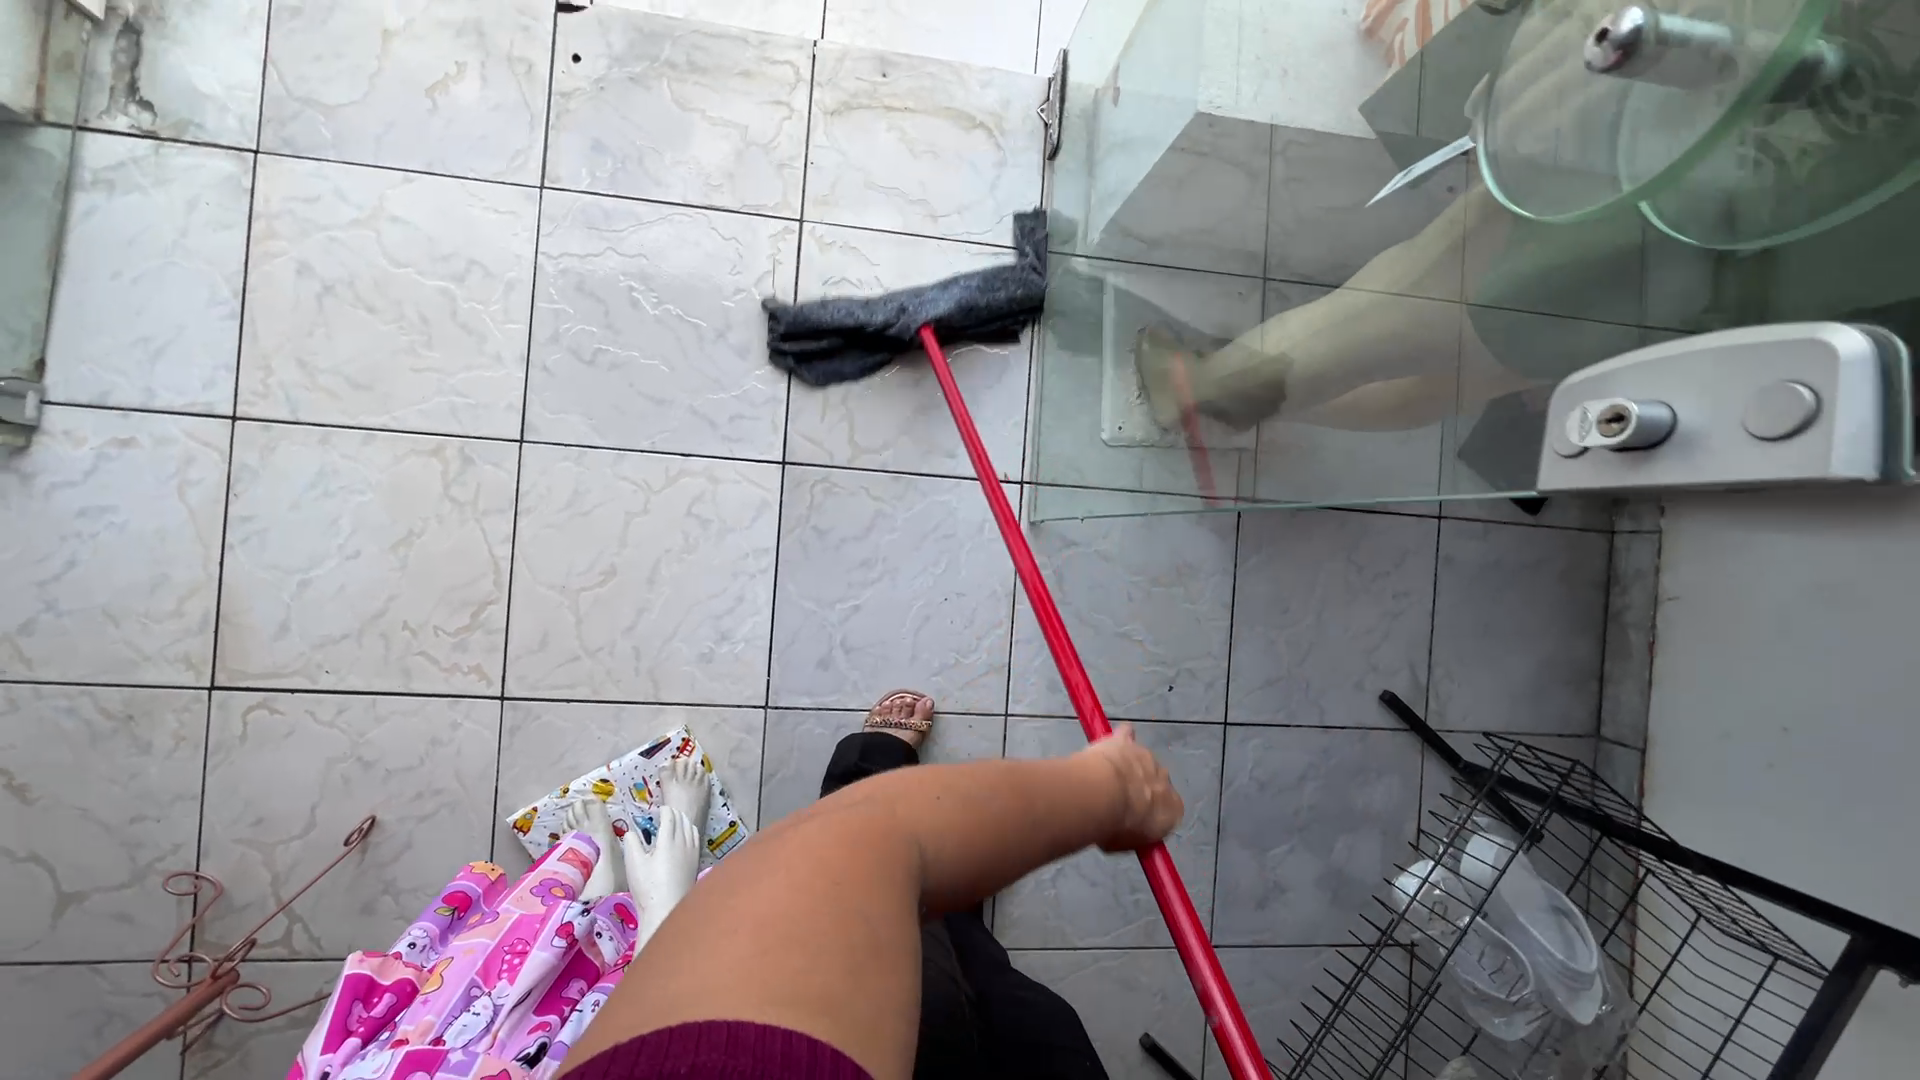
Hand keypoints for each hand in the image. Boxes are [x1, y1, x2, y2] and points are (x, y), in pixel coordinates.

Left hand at [1077, 726, 1183, 852]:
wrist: (1104, 795)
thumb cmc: (1117, 826)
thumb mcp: (1128, 843)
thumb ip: (1133, 835)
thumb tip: (1125, 833)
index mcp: (1173, 809)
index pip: (1168, 811)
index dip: (1151, 813)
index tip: (1135, 818)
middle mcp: (1166, 781)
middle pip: (1155, 783)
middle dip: (1139, 788)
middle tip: (1117, 799)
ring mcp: (1147, 758)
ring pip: (1139, 761)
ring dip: (1127, 766)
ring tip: (1106, 777)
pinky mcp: (1128, 742)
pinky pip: (1127, 735)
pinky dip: (1121, 737)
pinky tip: (1113, 739)